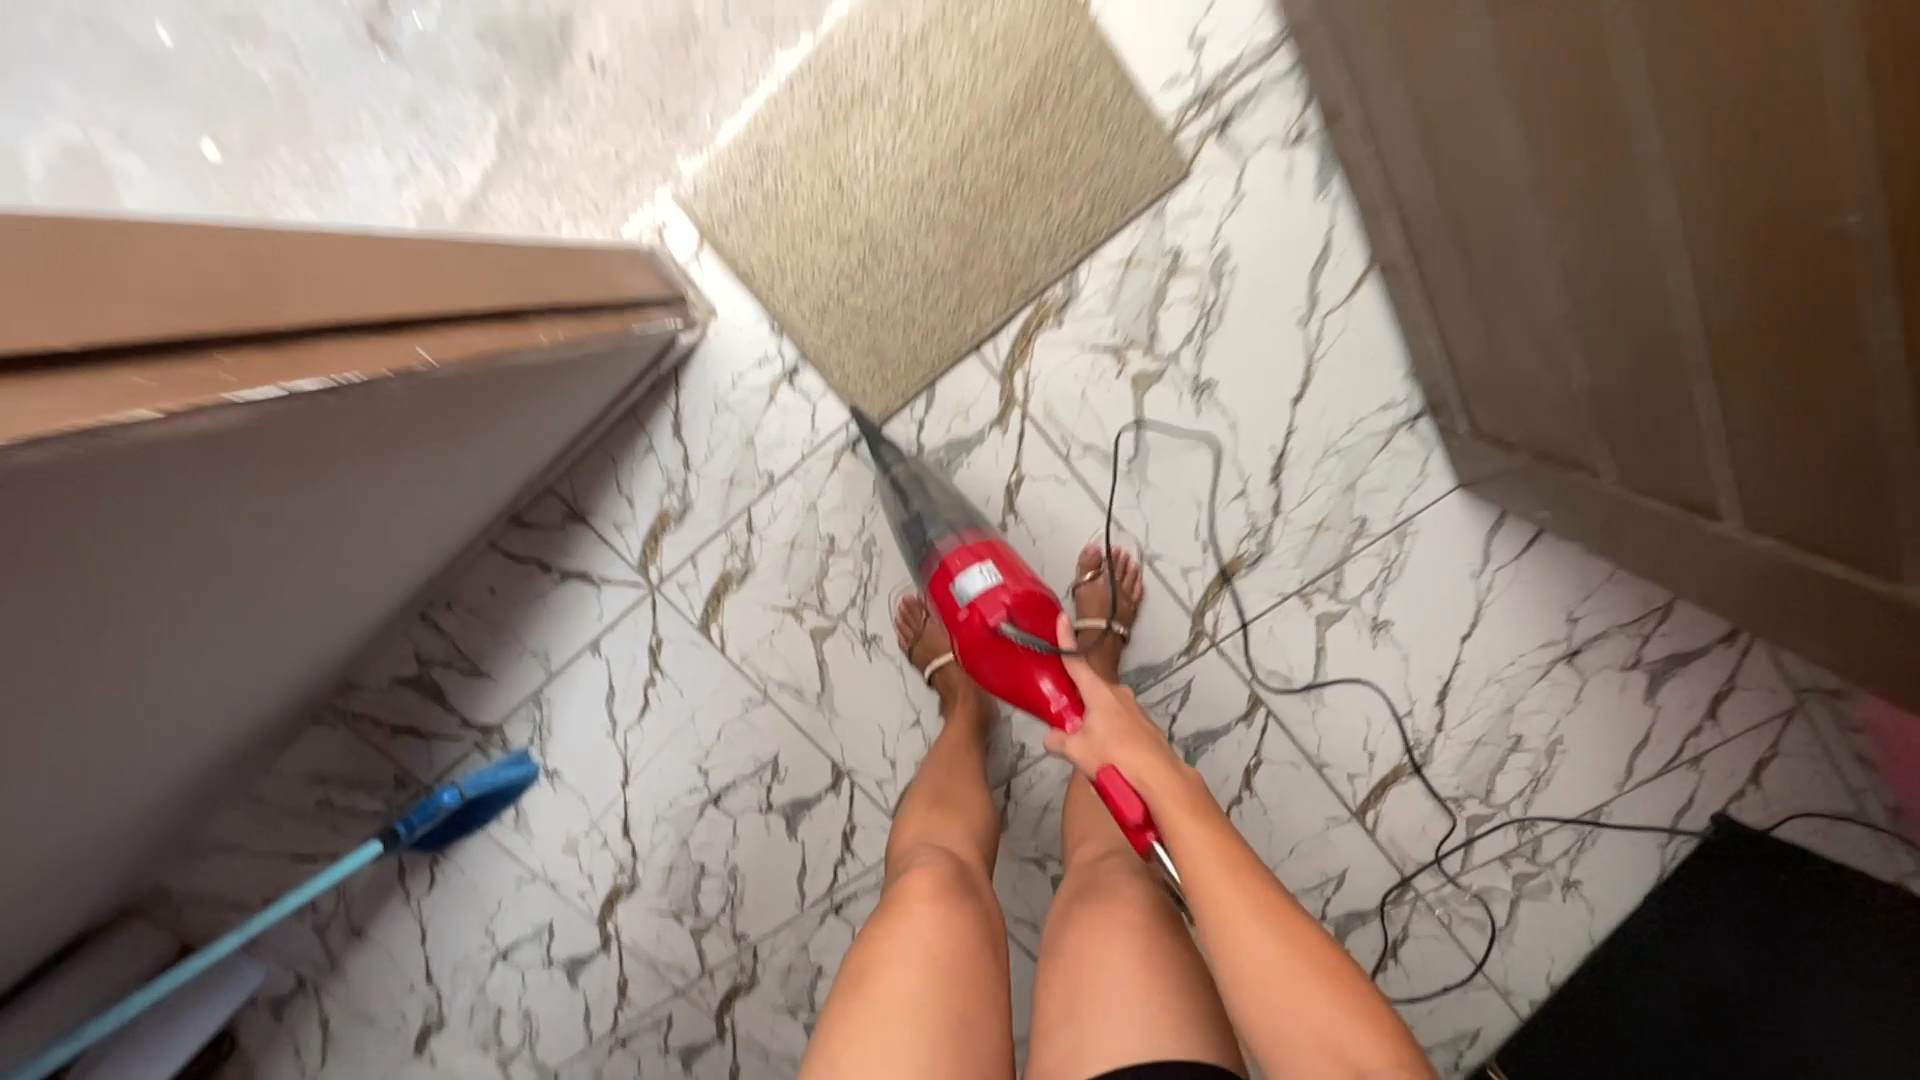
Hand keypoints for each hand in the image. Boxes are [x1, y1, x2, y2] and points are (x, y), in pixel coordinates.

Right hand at [1044, 614, 1190, 796]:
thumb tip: (1050, 738)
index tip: (1062, 618)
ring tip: (1089, 745)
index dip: (1066, 640)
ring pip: (1107, 707)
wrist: (1159, 777)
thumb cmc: (1114, 757)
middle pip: (1091, 689)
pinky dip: (1111, 731)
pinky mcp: (1146, 725)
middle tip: (1067, 718)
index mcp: (1099, 693)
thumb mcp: (1077, 751)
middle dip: (1079, 700)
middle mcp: (1118, 694)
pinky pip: (1121, 722)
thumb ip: (1059, 741)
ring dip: (1096, 719)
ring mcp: (1135, 708)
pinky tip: (1109, 753)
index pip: (1076, 662)